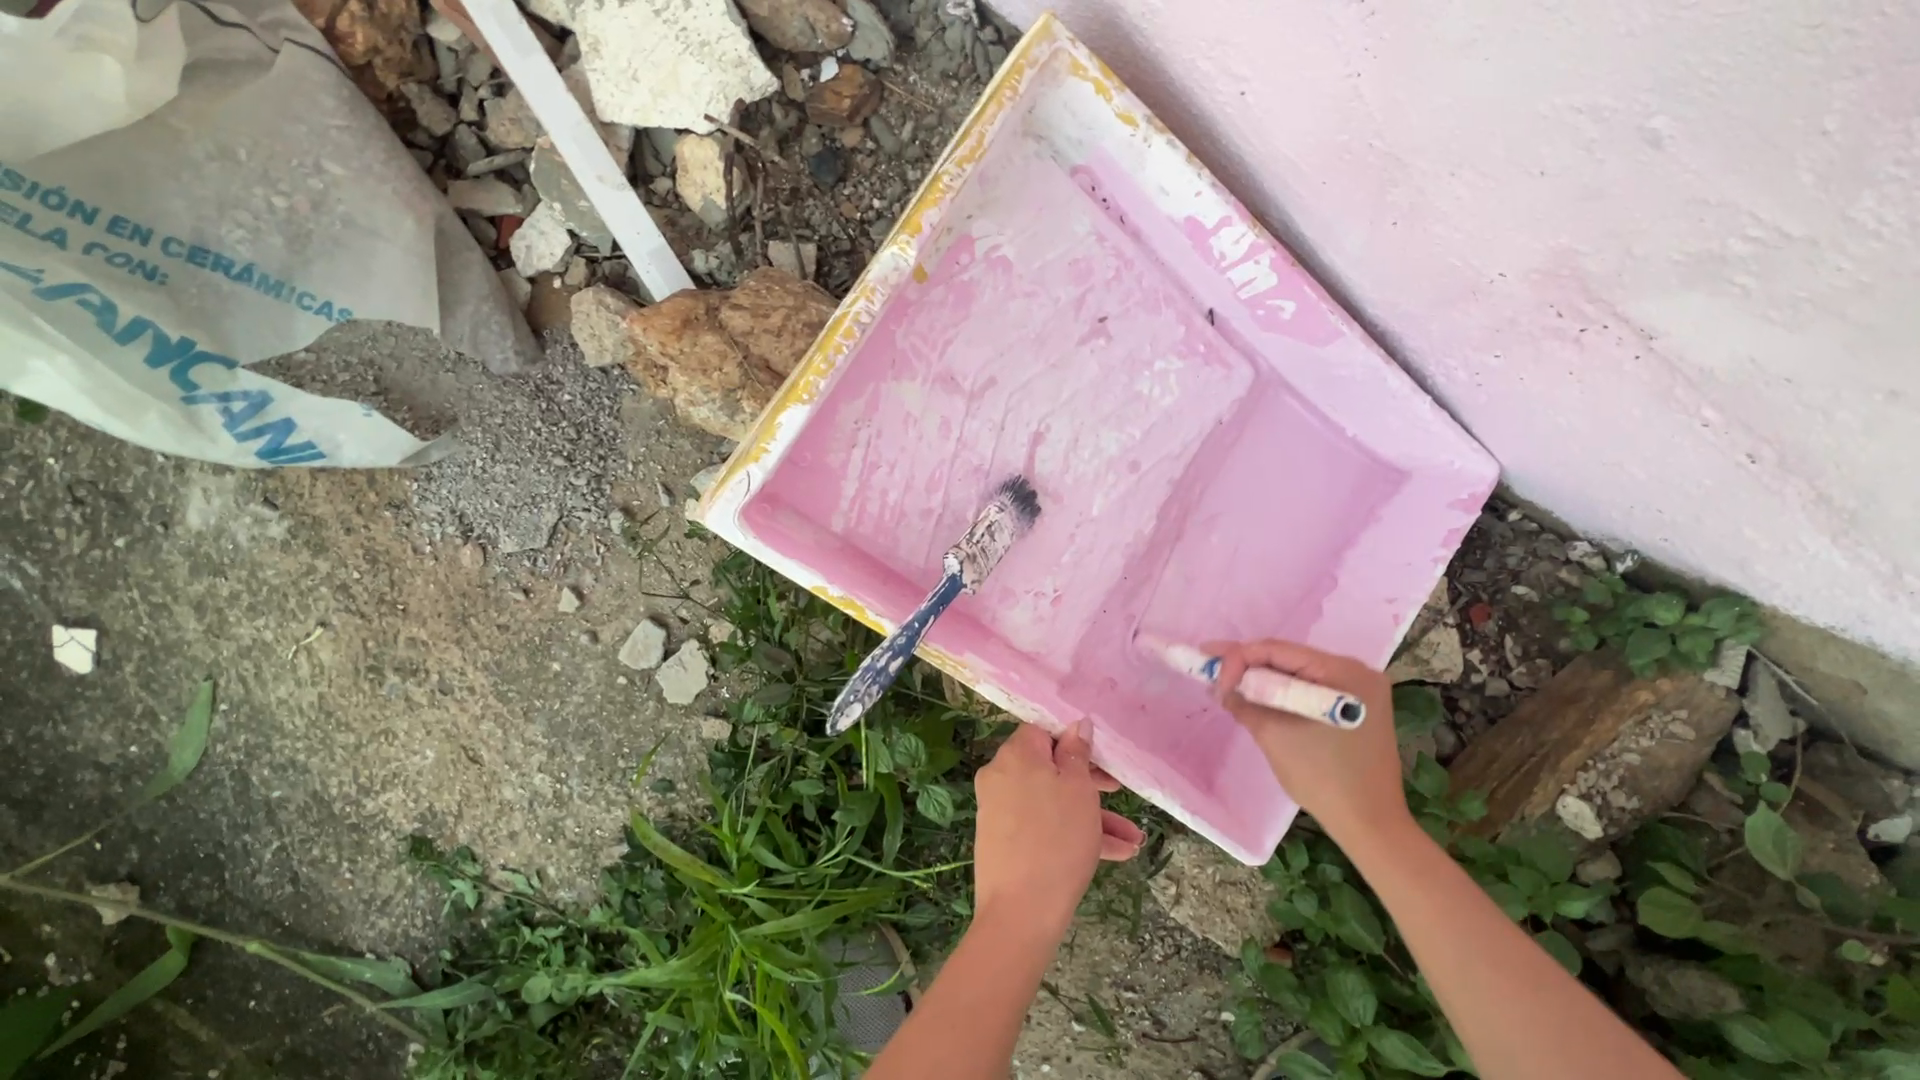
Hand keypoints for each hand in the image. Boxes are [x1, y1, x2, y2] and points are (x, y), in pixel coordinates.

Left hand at [972, 720, 1143, 941]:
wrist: (1021, 911)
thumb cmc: (1057, 838)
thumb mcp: (1078, 789)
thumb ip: (1077, 753)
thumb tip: (1076, 724)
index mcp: (1015, 756)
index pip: (1041, 731)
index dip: (1070, 740)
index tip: (1098, 757)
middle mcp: (1001, 777)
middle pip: (1048, 768)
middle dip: (1088, 783)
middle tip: (1119, 791)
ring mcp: (1000, 811)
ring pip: (1052, 803)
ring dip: (1092, 816)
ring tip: (1133, 840)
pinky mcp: (1005, 841)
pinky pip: (1043, 826)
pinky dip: (1074, 834)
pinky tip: (1116, 854)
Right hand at [1207, 640, 1408, 844]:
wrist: (1369, 823)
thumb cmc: (1322, 778)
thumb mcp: (1274, 735)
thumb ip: (1244, 702)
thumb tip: (1221, 687)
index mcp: (1342, 672)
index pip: (1277, 650)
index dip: (1237, 659)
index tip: (1210, 676)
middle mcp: (1357, 670)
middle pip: (1289, 659)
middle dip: (1248, 666)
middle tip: (1210, 668)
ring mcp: (1361, 690)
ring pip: (1299, 674)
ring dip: (1264, 680)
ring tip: (1229, 684)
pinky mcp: (1357, 707)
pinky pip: (1311, 690)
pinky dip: (1284, 693)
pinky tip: (1259, 697)